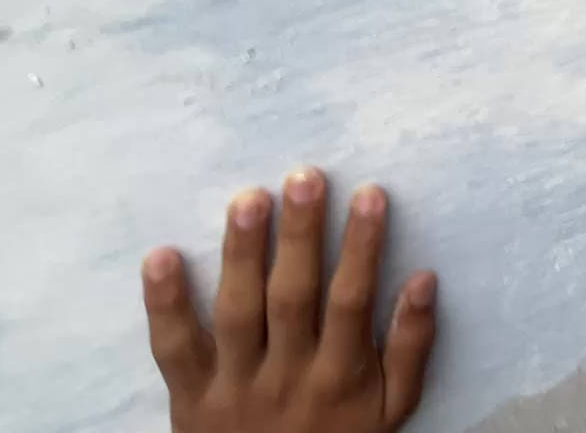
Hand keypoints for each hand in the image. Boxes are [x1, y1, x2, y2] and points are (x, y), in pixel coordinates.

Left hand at [140, 168, 438, 432]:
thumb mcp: (395, 409)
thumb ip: (412, 345)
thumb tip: (423, 278)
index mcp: (339, 374)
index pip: (352, 297)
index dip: (361, 244)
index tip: (369, 193)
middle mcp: (285, 375)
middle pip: (292, 296)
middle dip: (300, 234)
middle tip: (304, 177)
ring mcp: (232, 387)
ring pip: (236, 312)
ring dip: (241, 253)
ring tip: (249, 198)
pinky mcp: (188, 399)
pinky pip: (172, 349)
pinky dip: (163, 304)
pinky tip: (161, 255)